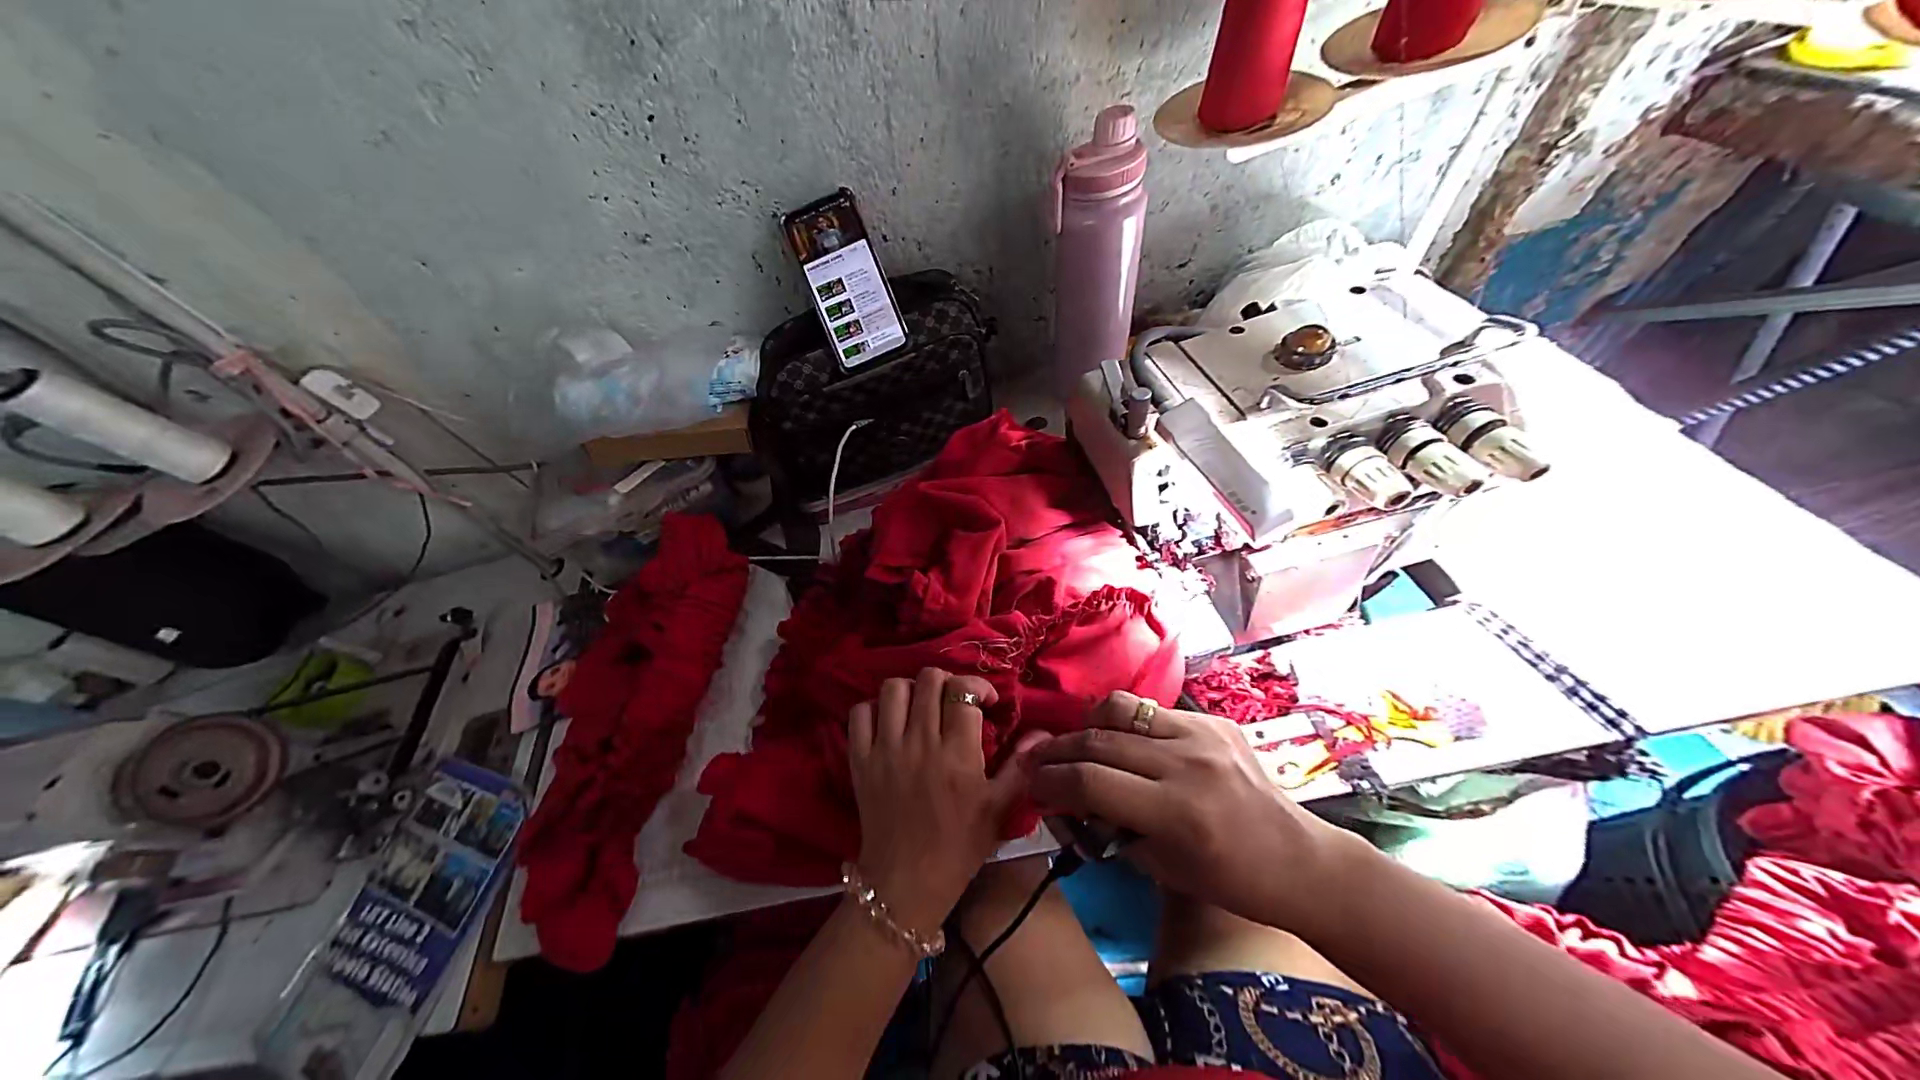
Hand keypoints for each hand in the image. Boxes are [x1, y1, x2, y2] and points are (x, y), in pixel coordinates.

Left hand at [847, 668, 1042, 936]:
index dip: (978, 687)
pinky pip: (860, 712)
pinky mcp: (859, 759)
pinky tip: (890, 723)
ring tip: (921, 708)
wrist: (906, 882)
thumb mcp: (1000, 809)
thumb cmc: (959, 846)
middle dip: (948, 683)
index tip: (985, 703)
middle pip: (929, 680)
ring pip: (894, 688)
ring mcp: (885, 749)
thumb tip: (1042, 732)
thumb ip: (1022, 767)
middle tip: (954, 703)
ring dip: (912, 690)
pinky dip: (874, 709)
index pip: (963, 690)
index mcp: (957, 755)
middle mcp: (920, 743)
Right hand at [1027, 691, 1366, 932]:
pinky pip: (1153, 711)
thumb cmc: (1227, 879)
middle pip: (1098, 741)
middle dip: (1058, 750)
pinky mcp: (1214, 720)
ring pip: (1122, 709)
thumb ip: (1107, 827)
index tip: (1029, 783)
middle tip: (1037, 758)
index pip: (1089, 783)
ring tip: (1076, 740)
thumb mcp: (1158, 867)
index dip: (1050, 782)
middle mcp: (1187, 763)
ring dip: (1088, 724)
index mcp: (1176, 812)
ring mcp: (1203, 735)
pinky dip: (1127, 724)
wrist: (1296, 858)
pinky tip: (1122, 740)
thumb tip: (1064, 798)